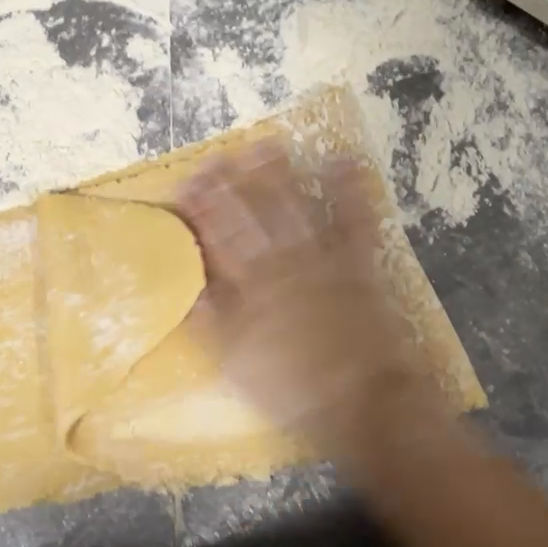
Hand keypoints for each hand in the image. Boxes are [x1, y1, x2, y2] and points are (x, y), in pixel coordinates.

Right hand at [177, 141, 434, 443]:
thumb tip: (186, 286)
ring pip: (295, 207)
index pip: (216, 237)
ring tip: (264, 146)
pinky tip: (346, 159)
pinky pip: (355, 218)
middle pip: (252, 214)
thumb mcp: (235, 364)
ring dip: (279, 175)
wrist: (362, 400)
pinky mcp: (360, 262)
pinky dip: (351, 188)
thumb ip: (208, 322)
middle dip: (232, 182)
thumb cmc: (292, 388)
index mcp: (248, 286)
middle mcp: (282, 262)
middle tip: (217, 156)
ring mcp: (323, 258)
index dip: (199, 208)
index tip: (184, 184)